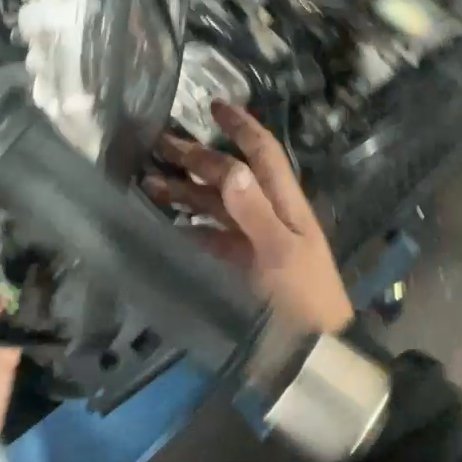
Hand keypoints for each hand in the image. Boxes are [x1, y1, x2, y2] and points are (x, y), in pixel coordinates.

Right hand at [143, 102, 354, 335]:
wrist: (311, 355)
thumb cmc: (303, 301)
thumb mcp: (281, 255)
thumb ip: (256, 213)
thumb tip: (232, 169)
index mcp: (285, 206)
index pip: (263, 154)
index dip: (241, 127)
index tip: (214, 106)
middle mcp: (267, 216)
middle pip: (230, 176)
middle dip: (197, 157)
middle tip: (158, 145)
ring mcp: (251, 242)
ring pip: (214, 205)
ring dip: (184, 191)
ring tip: (149, 183)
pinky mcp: (237, 267)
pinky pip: (207, 238)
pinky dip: (186, 228)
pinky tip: (163, 226)